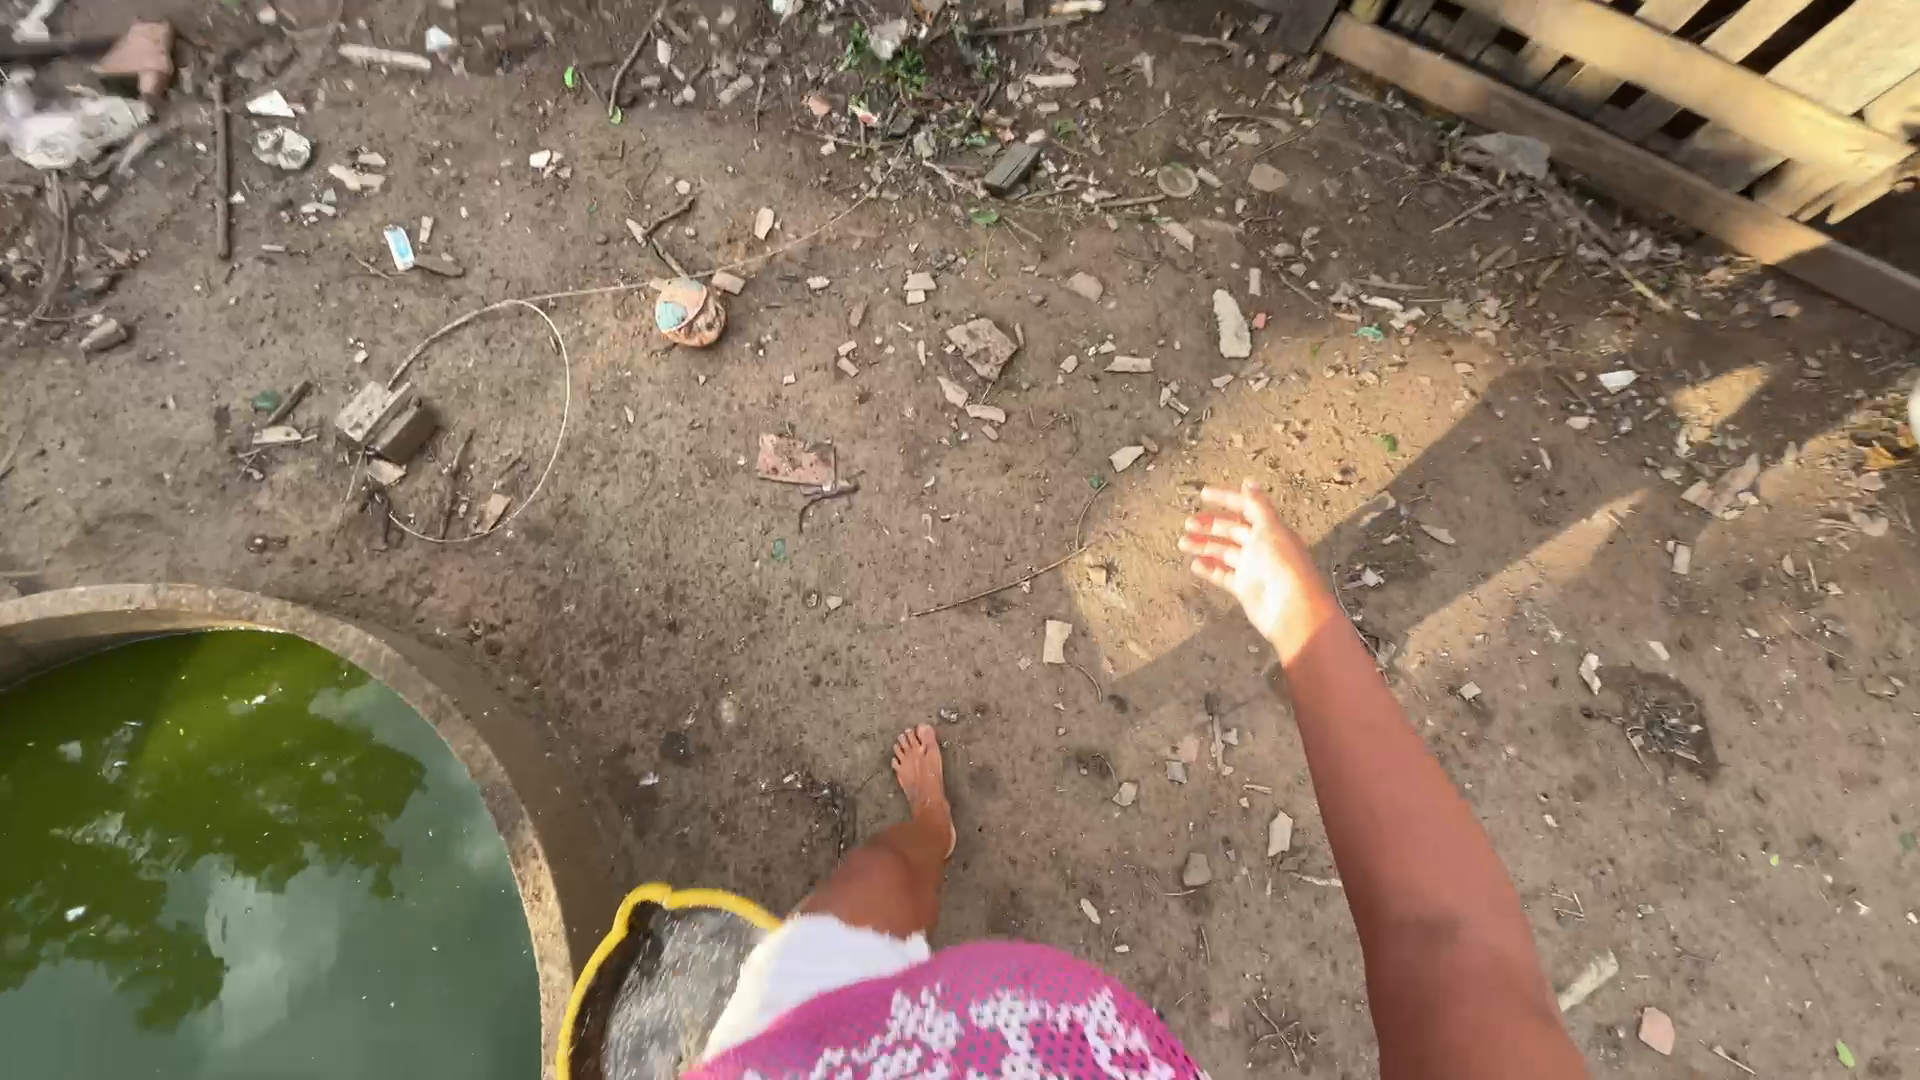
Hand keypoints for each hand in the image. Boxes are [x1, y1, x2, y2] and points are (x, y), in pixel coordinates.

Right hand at [1179, 479, 1338, 659]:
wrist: (1289, 608)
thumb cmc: (1282, 565)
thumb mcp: (1269, 529)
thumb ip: (1257, 505)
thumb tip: (1248, 481)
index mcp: (1270, 528)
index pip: (1245, 508)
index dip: (1225, 499)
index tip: (1203, 494)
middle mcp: (1261, 546)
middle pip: (1231, 530)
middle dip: (1210, 525)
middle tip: (1188, 523)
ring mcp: (1251, 567)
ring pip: (1223, 551)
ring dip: (1204, 545)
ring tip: (1183, 543)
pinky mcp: (1243, 587)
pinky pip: (1222, 574)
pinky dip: (1209, 568)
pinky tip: (1195, 565)